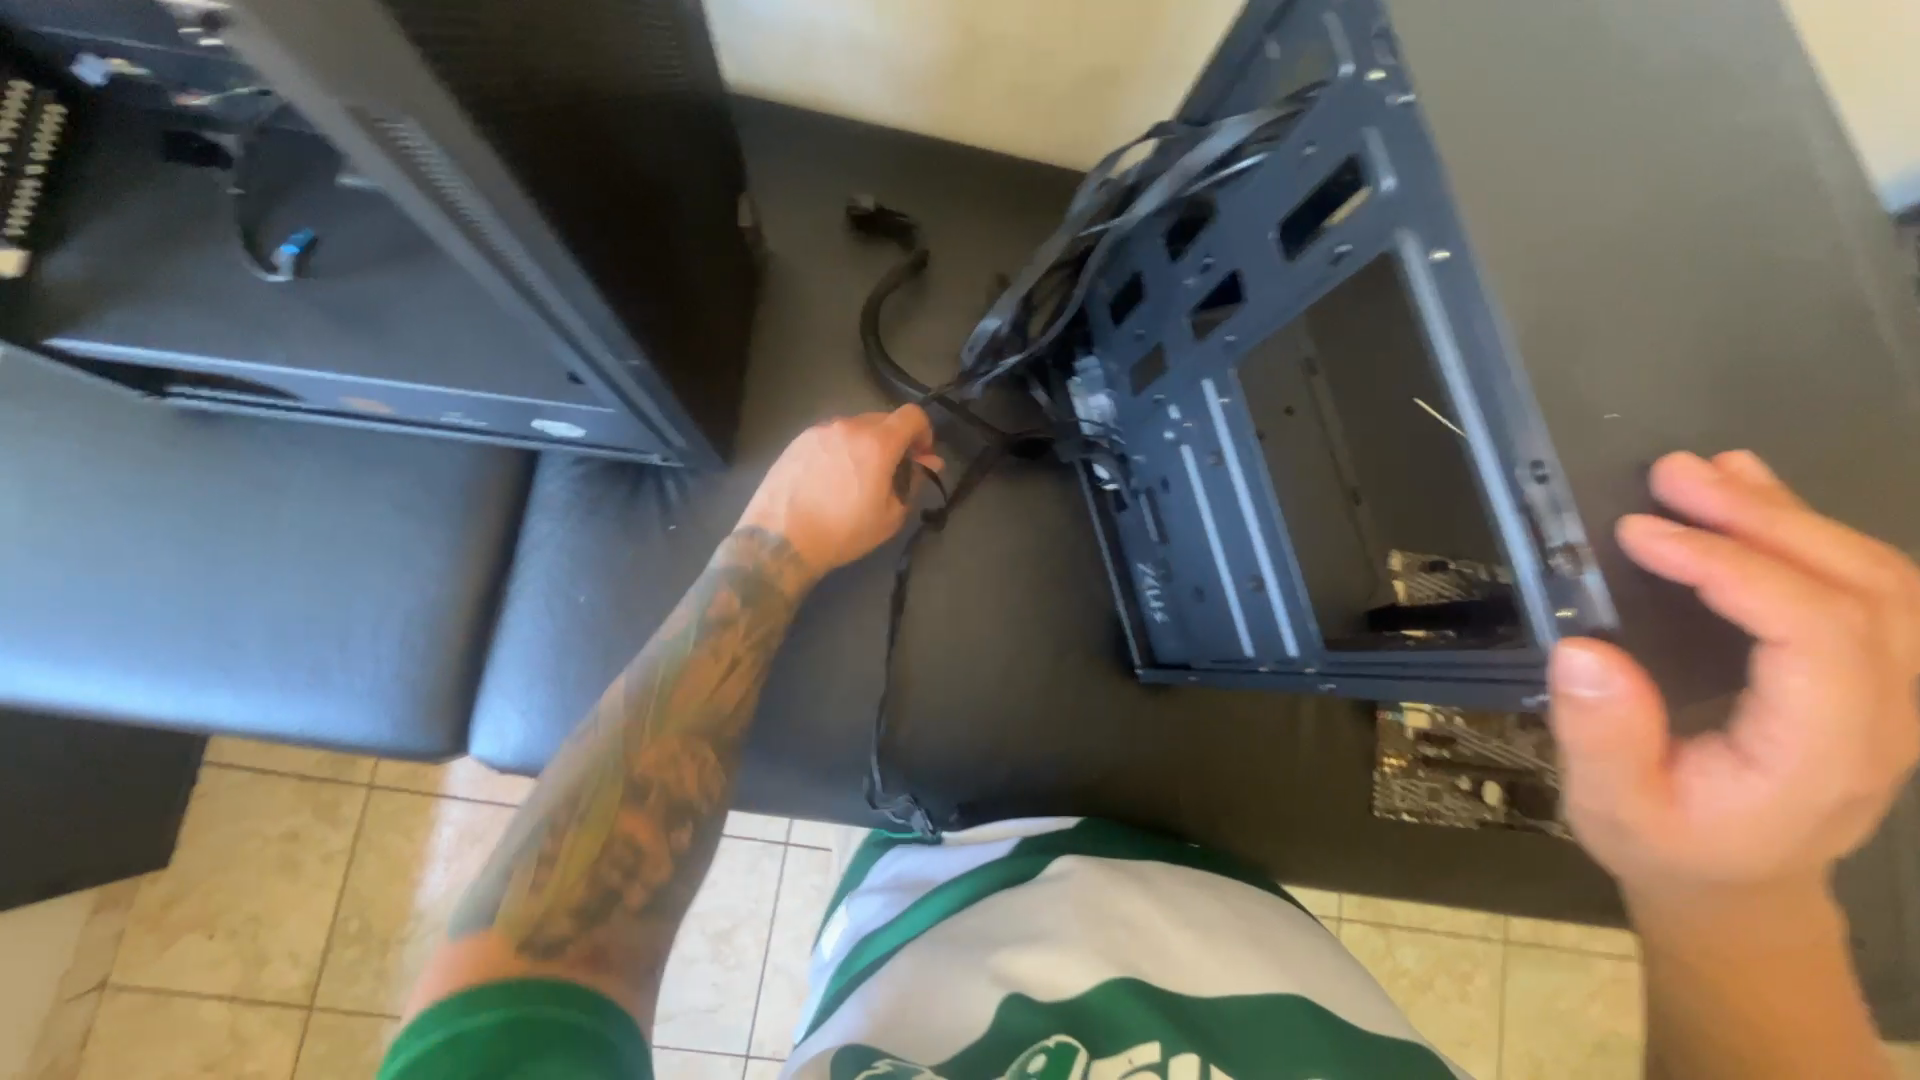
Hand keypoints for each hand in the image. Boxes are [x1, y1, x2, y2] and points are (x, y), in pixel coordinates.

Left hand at [736, 405, 941, 579]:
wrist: (781, 540)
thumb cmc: (843, 532)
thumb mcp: (890, 515)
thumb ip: (913, 482)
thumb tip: (927, 463)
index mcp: (877, 443)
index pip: (913, 415)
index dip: (925, 432)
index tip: (921, 457)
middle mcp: (848, 426)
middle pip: (883, 420)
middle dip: (895, 441)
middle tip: (892, 472)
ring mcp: (819, 431)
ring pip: (854, 428)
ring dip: (866, 445)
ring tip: (857, 478)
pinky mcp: (797, 441)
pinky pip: (830, 437)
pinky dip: (840, 450)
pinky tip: (830, 479)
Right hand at [1548, 450, 1919, 906]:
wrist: (1737, 883)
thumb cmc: (1667, 845)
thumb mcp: (1611, 806)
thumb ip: (1601, 735)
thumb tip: (1584, 648)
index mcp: (1822, 753)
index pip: (1815, 636)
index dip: (1734, 569)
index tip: (1639, 533)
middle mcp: (1889, 718)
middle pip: (1864, 592)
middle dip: (1766, 520)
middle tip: (1672, 475)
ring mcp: (1899, 696)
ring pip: (1883, 581)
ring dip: (1794, 516)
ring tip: (1705, 472)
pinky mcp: (1877, 677)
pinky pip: (1873, 590)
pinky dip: (1815, 533)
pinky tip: (1756, 496)